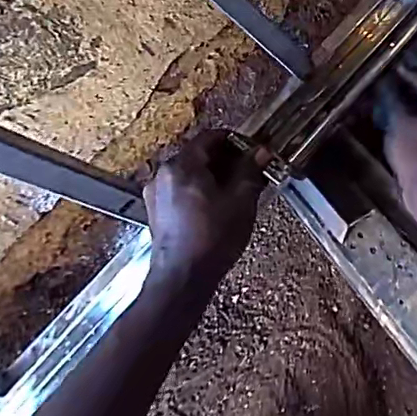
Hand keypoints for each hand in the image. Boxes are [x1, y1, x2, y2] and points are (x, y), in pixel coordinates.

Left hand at [134, 129, 265, 287]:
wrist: (182, 278)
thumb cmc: (212, 237)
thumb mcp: (241, 199)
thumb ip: (250, 170)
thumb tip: (261, 151)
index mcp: (182, 166)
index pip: (210, 137)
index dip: (234, 140)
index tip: (251, 149)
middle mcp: (163, 174)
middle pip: (198, 154)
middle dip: (225, 159)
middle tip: (248, 170)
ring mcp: (156, 193)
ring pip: (189, 172)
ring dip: (212, 175)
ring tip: (235, 189)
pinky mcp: (155, 211)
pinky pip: (180, 188)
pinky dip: (199, 189)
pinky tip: (217, 205)